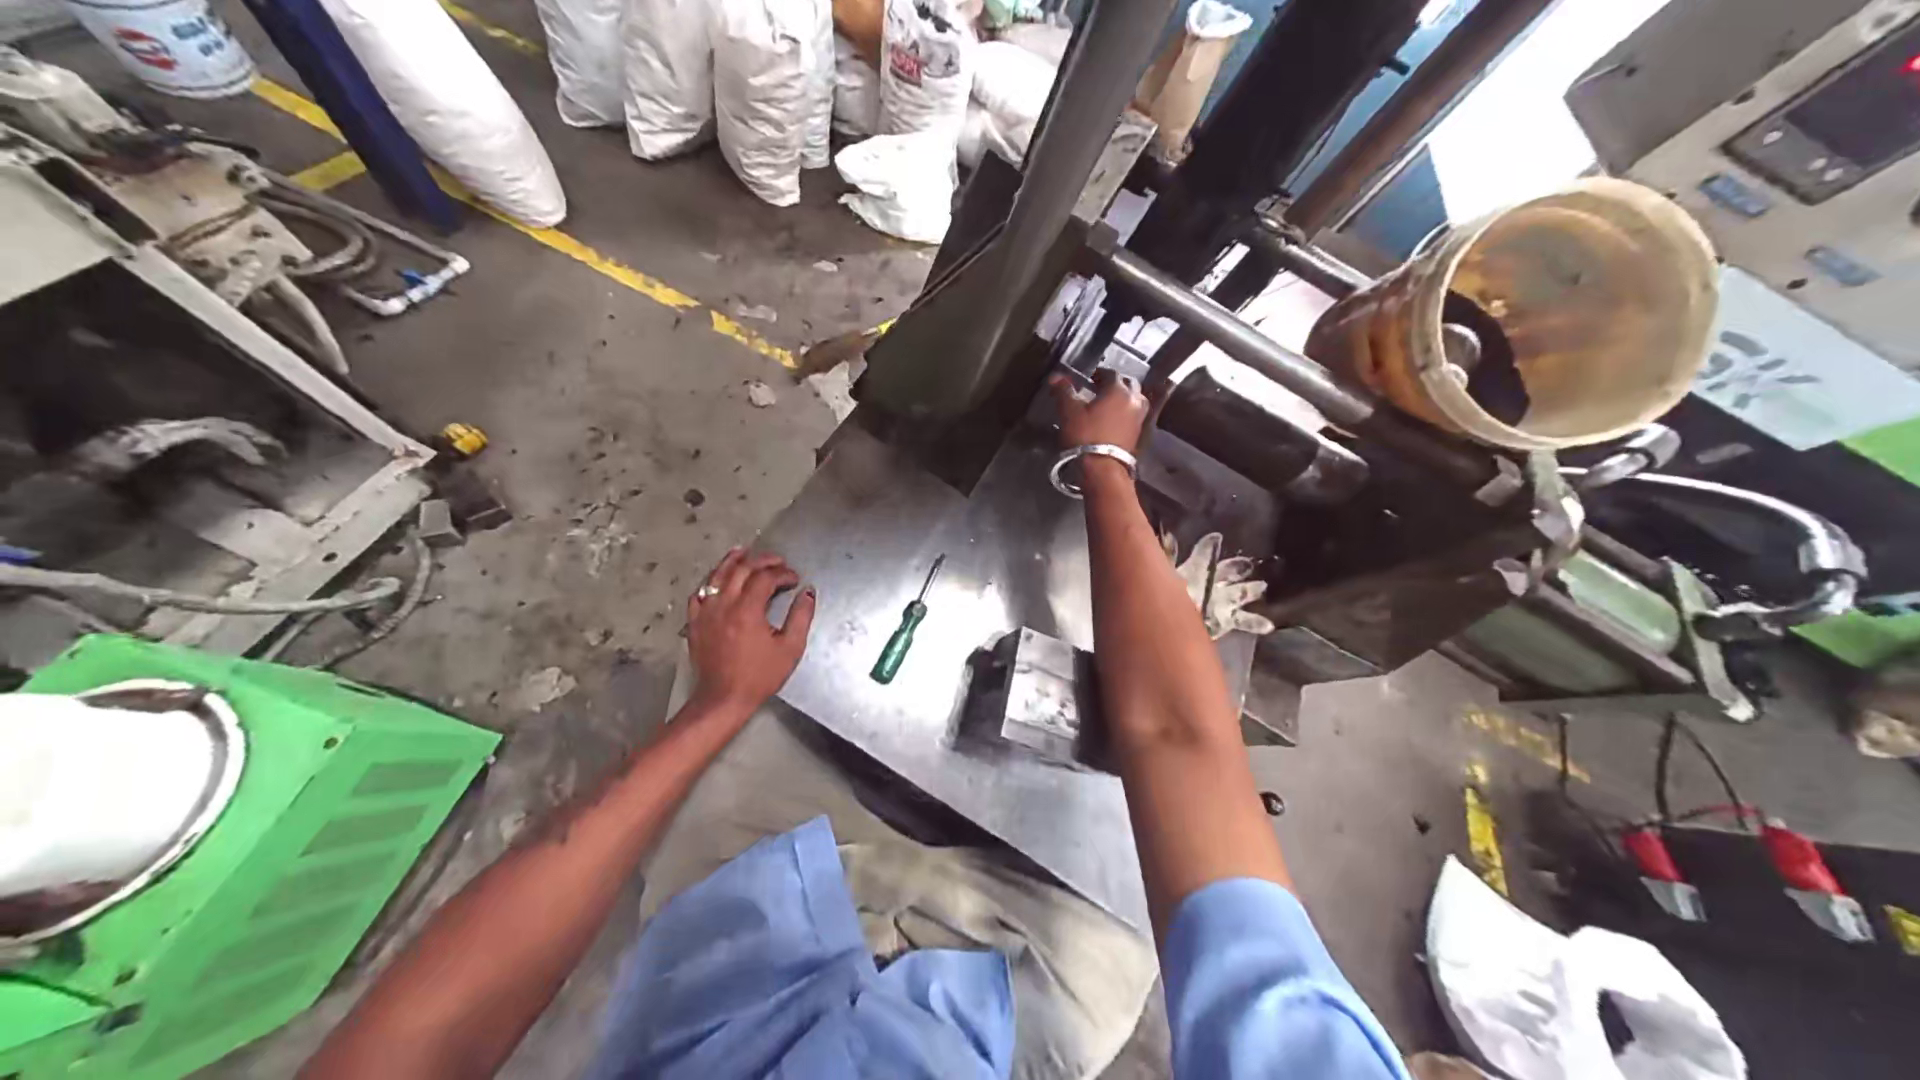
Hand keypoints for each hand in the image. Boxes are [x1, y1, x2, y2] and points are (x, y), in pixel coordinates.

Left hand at [685, 548, 816, 714]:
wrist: (723, 699)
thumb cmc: (760, 676)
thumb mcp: (790, 648)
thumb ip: (801, 617)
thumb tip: (808, 593)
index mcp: (747, 610)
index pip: (766, 578)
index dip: (783, 573)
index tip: (795, 579)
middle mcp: (724, 605)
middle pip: (741, 569)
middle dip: (762, 561)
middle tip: (778, 561)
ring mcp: (706, 612)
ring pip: (717, 575)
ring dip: (732, 561)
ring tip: (744, 551)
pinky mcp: (695, 622)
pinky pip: (700, 593)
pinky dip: (710, 581)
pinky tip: (717, 580)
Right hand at [1049, 369, 1149, 453]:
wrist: (1102, 469)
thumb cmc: (1085, 436)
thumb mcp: (1069, 412)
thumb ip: (1063, 391)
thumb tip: (1055, 377)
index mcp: (1118, 390)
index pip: (1111, 374)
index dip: (1100, 373)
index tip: (1090, 378)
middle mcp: (1133, 400)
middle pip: (1128, 384)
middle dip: (1115, 384)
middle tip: (1100, 389)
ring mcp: (1139, 418)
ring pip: (1135, 400)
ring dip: (1124, 398)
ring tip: (1109, 404)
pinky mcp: (1139, 434)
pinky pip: (1134, 415)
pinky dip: (1126, 413)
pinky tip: (1114, 419)